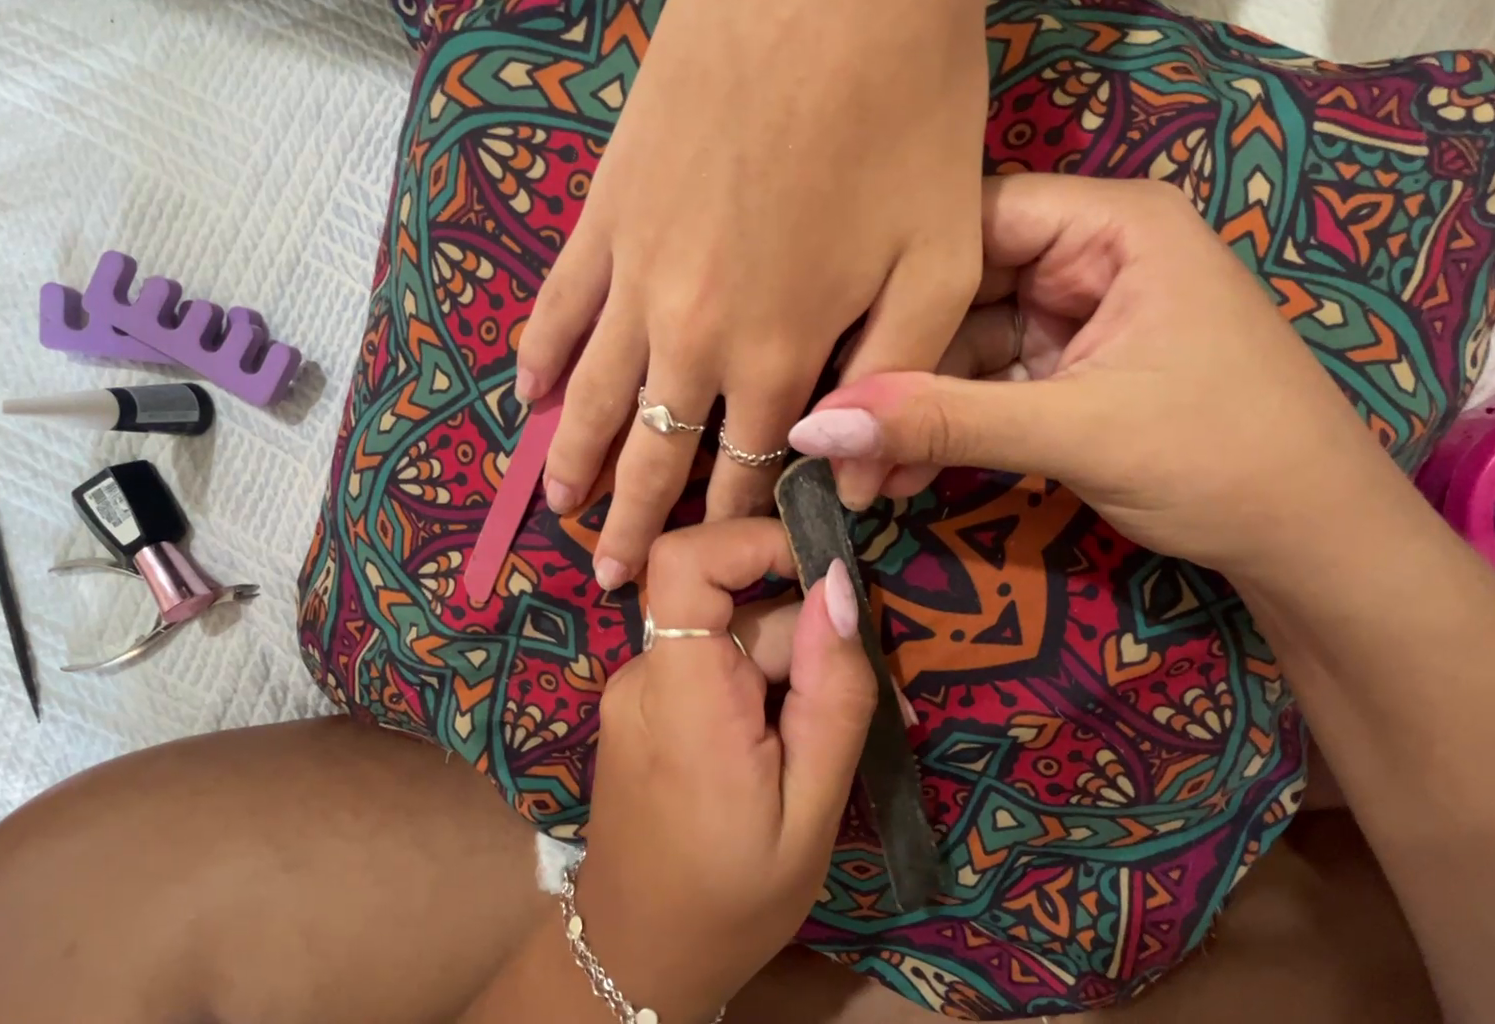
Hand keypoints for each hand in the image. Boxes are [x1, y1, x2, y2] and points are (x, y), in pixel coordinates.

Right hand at [516, 0, 990, 590]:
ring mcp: (634, 271)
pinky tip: (525, 397)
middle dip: (635, 520)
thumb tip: (858, 480)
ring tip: (557, 508)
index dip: (734, 517)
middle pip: (653, 449)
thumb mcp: (940, 260)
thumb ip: (896, 379)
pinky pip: (556, 303)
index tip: (716, 558)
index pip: (747, 465)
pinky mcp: (604, 211)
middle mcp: (691, 331)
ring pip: (590, 392)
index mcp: (779, 351)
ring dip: (572, 460)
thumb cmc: (906, 112)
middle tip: (610, 575)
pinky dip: (537, 357)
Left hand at [571, 520, 876, 1018]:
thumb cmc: (732, 899)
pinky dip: (755, 685)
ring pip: (726, 636)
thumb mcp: (811, 808)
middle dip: (801, 636)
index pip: (686, 561)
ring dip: (783, 668)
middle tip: (857, 704)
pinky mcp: (643, 704)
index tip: (822, 569)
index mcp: (683, 697)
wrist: (638, 955)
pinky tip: (780, 745)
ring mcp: (637, 688)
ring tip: (818, 744)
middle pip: (730, 606)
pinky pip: (708, 664)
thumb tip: (838, 586)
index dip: (752, 539)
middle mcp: (645, 674)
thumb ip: (830, 694)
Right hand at [786, 174, 1410, 577]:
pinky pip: (979, 389)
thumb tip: (815, 427)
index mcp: (1111, 225)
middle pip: (956, 293)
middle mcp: (1085, 257)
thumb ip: (943, 423)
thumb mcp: (1076, 431)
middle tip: (827, 433)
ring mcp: (1071, 318)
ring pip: (959, 350)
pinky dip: (941, 432)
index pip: (970, 222)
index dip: (894, 280)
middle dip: (895, 373)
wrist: (1309, 545)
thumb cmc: (1221, 458)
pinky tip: (894, 474)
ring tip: (854, 475)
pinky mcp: (1062, 374)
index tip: (820, 340)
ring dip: (910, 414)